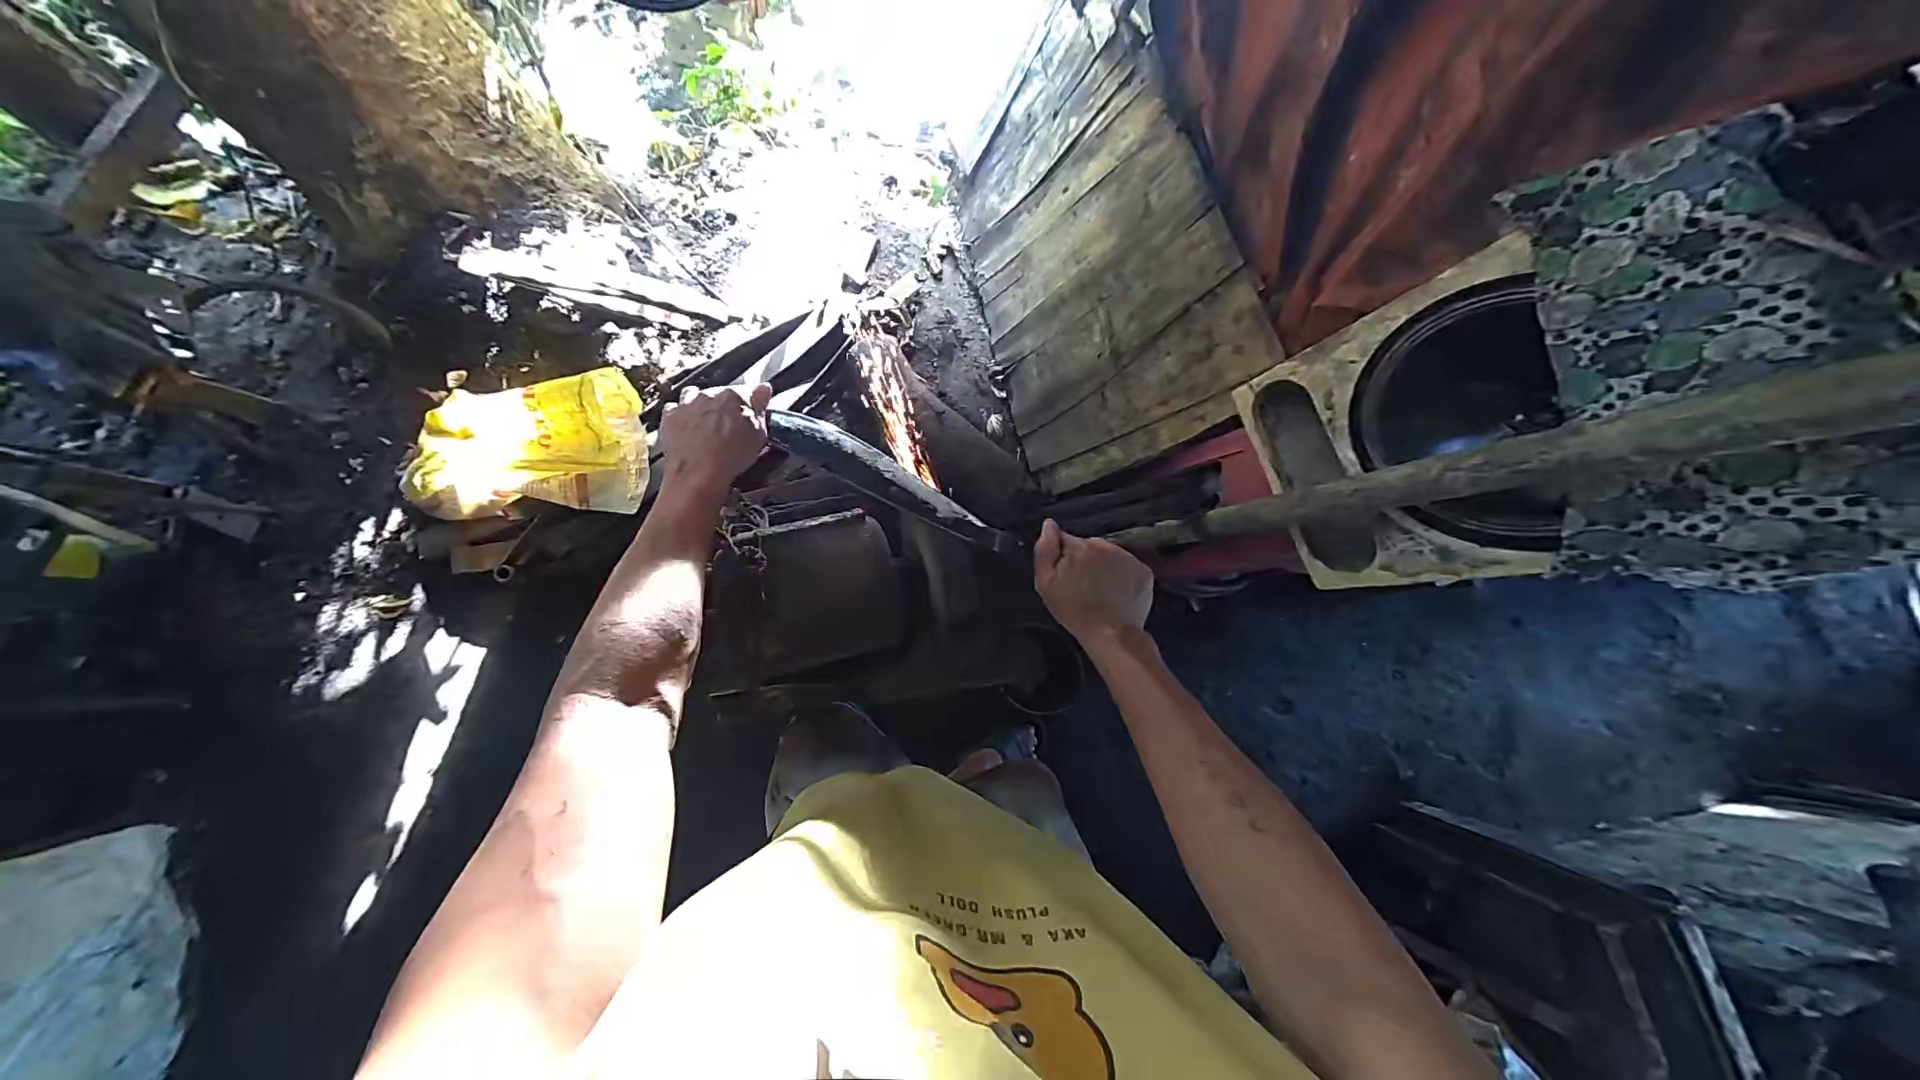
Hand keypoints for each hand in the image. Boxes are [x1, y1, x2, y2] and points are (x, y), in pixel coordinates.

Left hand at [659, 383, 770, 493]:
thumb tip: (763, 389)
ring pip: (696, 396)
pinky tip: (687, 427)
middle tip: (731, 426)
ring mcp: (687, 404)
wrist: (697, 473)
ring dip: (702, 406)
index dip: (753, 402)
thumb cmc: (731, 456)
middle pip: (722, 394)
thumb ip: (760, 408)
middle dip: (727, 406)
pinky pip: (676, 408)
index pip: (749, 391)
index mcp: (735, 397)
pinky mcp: (670, 416)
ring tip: (707, 425)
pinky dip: (682, 415)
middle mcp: (710, 395)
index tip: (755, 411)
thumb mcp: (758, 435)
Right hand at [1033, 518, 1153, 643]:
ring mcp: (1127, 558)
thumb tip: (1049, 525)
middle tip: (1081, 586)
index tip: (1064, 574)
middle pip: (1089, 546)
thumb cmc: (1074, 611)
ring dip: (1104, 567)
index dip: (1063, 556)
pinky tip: (1115, 594)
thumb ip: (1045, 550)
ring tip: (1099, 592)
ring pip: (1110, 555)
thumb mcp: (1046, 583)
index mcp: (1080, 548)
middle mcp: (1105, 546)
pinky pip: (1128, 567)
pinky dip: (1122, 576)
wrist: (1110, 633)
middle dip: (1084, 561)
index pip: (1066, 539)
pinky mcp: (1143, 571)